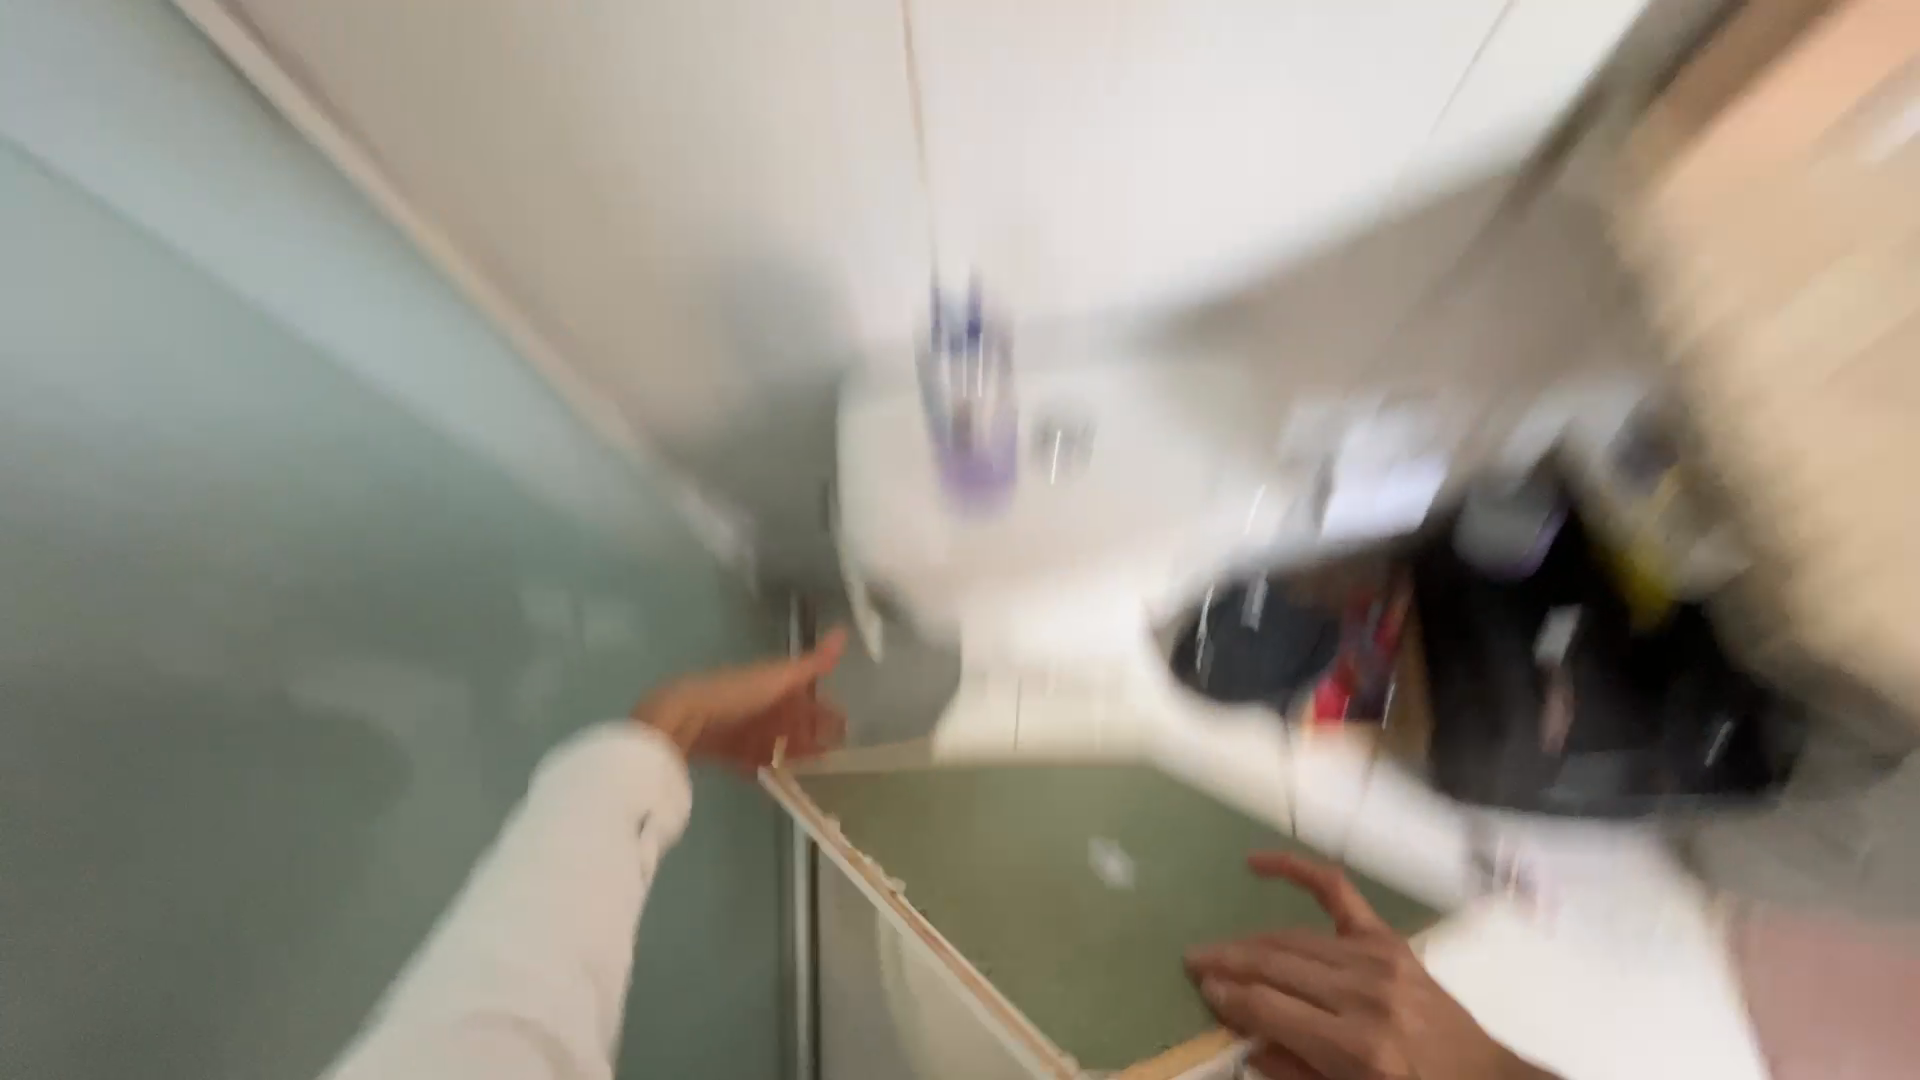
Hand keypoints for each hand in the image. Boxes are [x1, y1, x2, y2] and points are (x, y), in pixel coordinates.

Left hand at [632, 629, 848, 771]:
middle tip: (831, 755)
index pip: (807, 695)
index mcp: (774, 682)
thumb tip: (845, 630)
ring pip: (775, 741)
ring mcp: (742, 727)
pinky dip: (766, 767)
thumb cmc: (737, 692)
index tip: (843, 728)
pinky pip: (752, 760)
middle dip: (811, 735)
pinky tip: (779, 779)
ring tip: (811, 770)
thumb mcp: (780, 677)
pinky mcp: (726, 750)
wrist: (684, 716)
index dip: (824, 711)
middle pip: (792, 720)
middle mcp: (759, 702)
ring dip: (793, 754)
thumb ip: (814, 663)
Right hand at [1185, 853, 1554, 1079]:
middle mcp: (1363, 996)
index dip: (1229, 998)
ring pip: (1291, 938)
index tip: (1203, 991)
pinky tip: (1255, 862)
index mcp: (1357, 1050)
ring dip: (1247, 941)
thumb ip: (1296, 1075)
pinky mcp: (1388, 940)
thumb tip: (1242, 1040)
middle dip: (1226, 963)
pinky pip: (1334, 890)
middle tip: (1193, 962)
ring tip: (1216, 947)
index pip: (1269, 1007)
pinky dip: (1293, 869)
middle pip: (1274, 966)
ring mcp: (1377, 960)